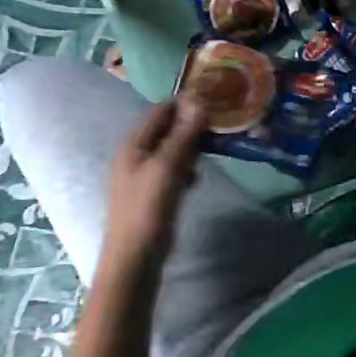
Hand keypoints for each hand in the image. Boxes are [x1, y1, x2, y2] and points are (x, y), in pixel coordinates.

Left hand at [103, 97, 207, 266]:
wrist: (135, 257)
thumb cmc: (147, 209)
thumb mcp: (167, 167)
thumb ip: (182, 134)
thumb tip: (197, 99)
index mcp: (134, 143)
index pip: (161, 110)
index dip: (186, 102)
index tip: (216, 100)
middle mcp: (136, 153)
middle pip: (167, 128)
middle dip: (192, 126)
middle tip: (221, 127)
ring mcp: (144, 173)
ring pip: (172, 149)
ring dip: (190, 148)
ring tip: (210, 153)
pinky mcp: (153, 191)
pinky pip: (173, 169)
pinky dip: (186, 169)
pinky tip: (195, 180)